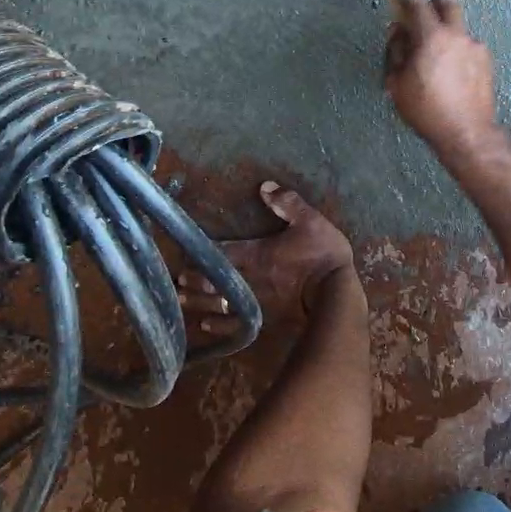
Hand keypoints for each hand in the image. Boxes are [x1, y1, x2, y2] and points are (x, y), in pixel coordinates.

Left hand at [179, 182, 356, 334]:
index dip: (202, 252)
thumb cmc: (323, 255)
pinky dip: (218, 324)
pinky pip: (235, 325)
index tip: (183, 253)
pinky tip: (206, 324)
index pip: (222, 252)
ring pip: (219, 303)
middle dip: (194, 278)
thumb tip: (265, 186)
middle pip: (214, 279)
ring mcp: (255, 303)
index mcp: (257, 254)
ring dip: (198, 301)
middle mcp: (249, 279)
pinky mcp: (264, 321)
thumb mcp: (311, 221)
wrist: (335, 293)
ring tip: (179, 300)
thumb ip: (288, 203)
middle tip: (175, 278)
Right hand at [384, 0, 499, 156]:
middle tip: (421, 19)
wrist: (466, 132)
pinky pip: (469, 44)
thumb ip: (396, 50)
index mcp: (432, 37)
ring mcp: (475, 47)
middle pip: (448, 2)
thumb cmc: (426, 110)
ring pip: (459, 25)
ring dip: (447, 30)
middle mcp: (457, 35)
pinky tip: (451, 70)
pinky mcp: (486, 61)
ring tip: (436, 55)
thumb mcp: (397, 83)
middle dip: (433, 5)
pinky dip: (458, 48)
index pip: (417, 3)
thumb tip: (398, 31)